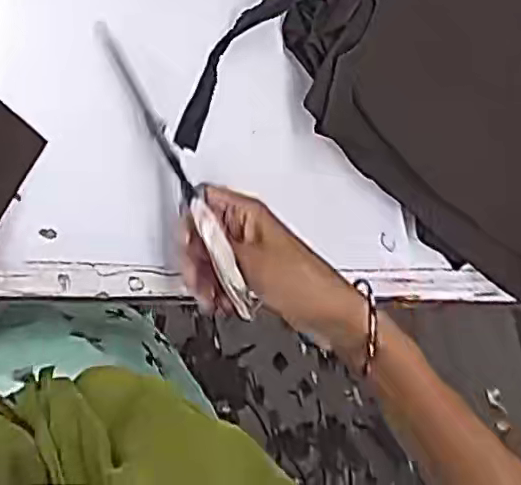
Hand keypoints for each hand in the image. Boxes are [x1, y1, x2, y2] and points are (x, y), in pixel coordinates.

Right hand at [182, 186, 369, 356]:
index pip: (204, 201)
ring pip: (212, 257)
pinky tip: (222, 303)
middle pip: (204, 233)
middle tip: (195, 277)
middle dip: (196, 258)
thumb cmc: (306, 284)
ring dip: (206, 278)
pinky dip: (218, 289)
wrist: (334, 319)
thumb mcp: (250, 260)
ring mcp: (249, 251)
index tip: (186, 245)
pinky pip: (224, 275)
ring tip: (210, 297)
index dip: (190, 222)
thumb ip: (216, 240)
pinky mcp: (253, 273)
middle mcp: (246, 228)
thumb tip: (192, 217)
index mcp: (247, 212)